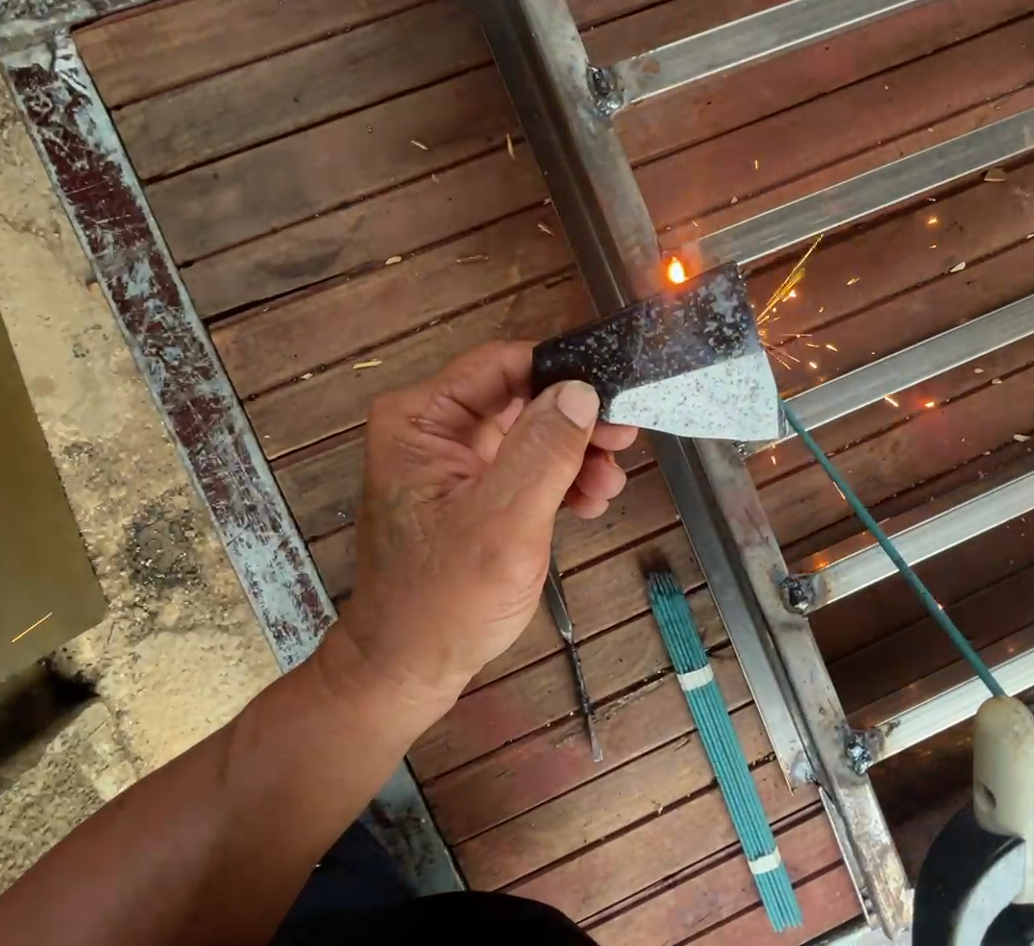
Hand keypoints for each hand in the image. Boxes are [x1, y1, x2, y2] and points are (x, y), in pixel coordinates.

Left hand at [335, 341, 638, 709]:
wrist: (408, 668)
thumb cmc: (445, 599)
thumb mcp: (504, 521)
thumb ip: (544, 450)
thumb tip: (582, 390)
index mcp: (422, 418)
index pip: (503, 364)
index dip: (562, 373)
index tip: (615, 395)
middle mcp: (435, 428)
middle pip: (522, 397)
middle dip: (576, 421)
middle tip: (625, 441)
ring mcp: (455, 461)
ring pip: (532, 432)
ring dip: (575, 454)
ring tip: (608, 486)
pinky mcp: (474, 492)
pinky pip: (527, 466)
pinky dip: (561, 480)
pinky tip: (588, 503)